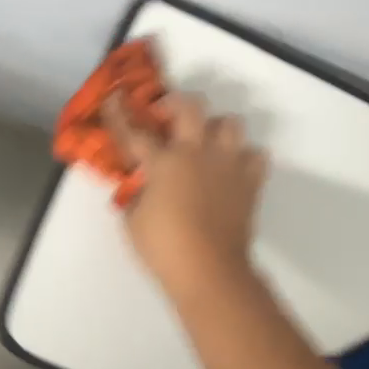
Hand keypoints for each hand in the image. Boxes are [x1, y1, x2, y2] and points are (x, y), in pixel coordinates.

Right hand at [103, 92, 268, 297]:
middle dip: (176, 104)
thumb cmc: (163, 247)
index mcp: (162, 162)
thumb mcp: (133, 221)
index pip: (134, 132)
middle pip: (190, 107)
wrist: (209, 269)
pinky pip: (255, 155)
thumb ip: (136, 196)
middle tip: (167, 116)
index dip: (119, 115)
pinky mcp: (250, 181)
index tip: (113, 99)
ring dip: (216, 128)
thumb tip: (142, 188)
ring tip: (206, 144)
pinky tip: (231, 170)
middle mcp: (196, 153)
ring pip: (230, 123)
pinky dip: (244, 158)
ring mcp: (227, 164)